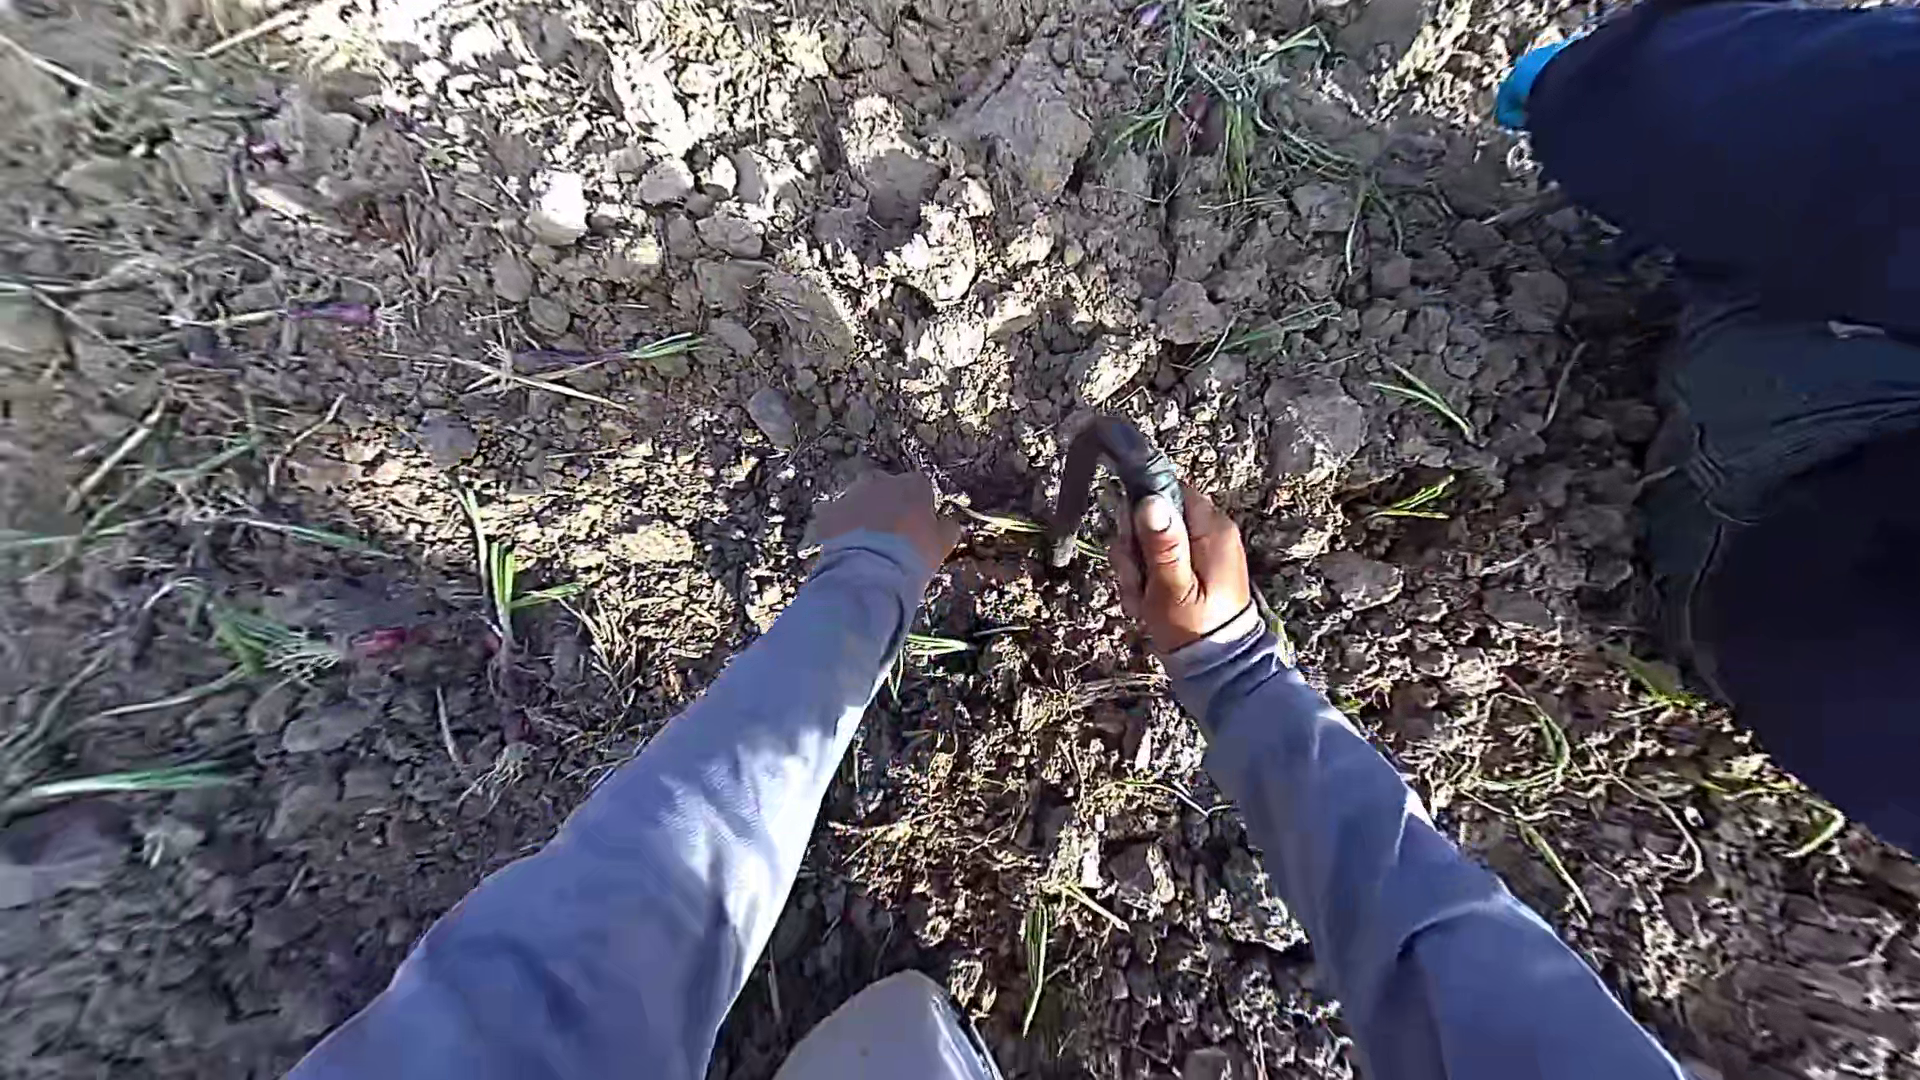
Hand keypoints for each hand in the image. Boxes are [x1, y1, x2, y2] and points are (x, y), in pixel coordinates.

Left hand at [806, 470, 959, 571]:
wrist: (870, 573)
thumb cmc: (912, 557)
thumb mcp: (941, 545)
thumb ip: (946, 529)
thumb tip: (948, 524)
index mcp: (913, 485)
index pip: (919, 487)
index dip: (918, 507)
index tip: (917, 526)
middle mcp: (882, 481)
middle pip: (886, 488)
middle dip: (887, 505)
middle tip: (890, 534)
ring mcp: (852, 494)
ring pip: (858, 500)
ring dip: (862, 514)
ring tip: (866, 545)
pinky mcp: (829, 511)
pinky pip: (834, 515)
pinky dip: (838, 527)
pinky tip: (845, 548)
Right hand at [1111, 484, 1251, 653]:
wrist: (1218, 669)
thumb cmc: (1195, 628)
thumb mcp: (1173, 587)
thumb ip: (1162, 544)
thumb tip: (1150, 500)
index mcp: (1211, 529)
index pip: (1168, 490)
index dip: (1142, 510)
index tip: (1132, 542)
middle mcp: (1208, 532)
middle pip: (1151, 517)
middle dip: (1133, 549)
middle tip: (1137, 581)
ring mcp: (1199, 550)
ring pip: (1145, 543)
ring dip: (1134, 571)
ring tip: (1143, 600)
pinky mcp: (1189, 568)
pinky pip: (1154, 562)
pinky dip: (1144, 582)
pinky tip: (1147, 604)